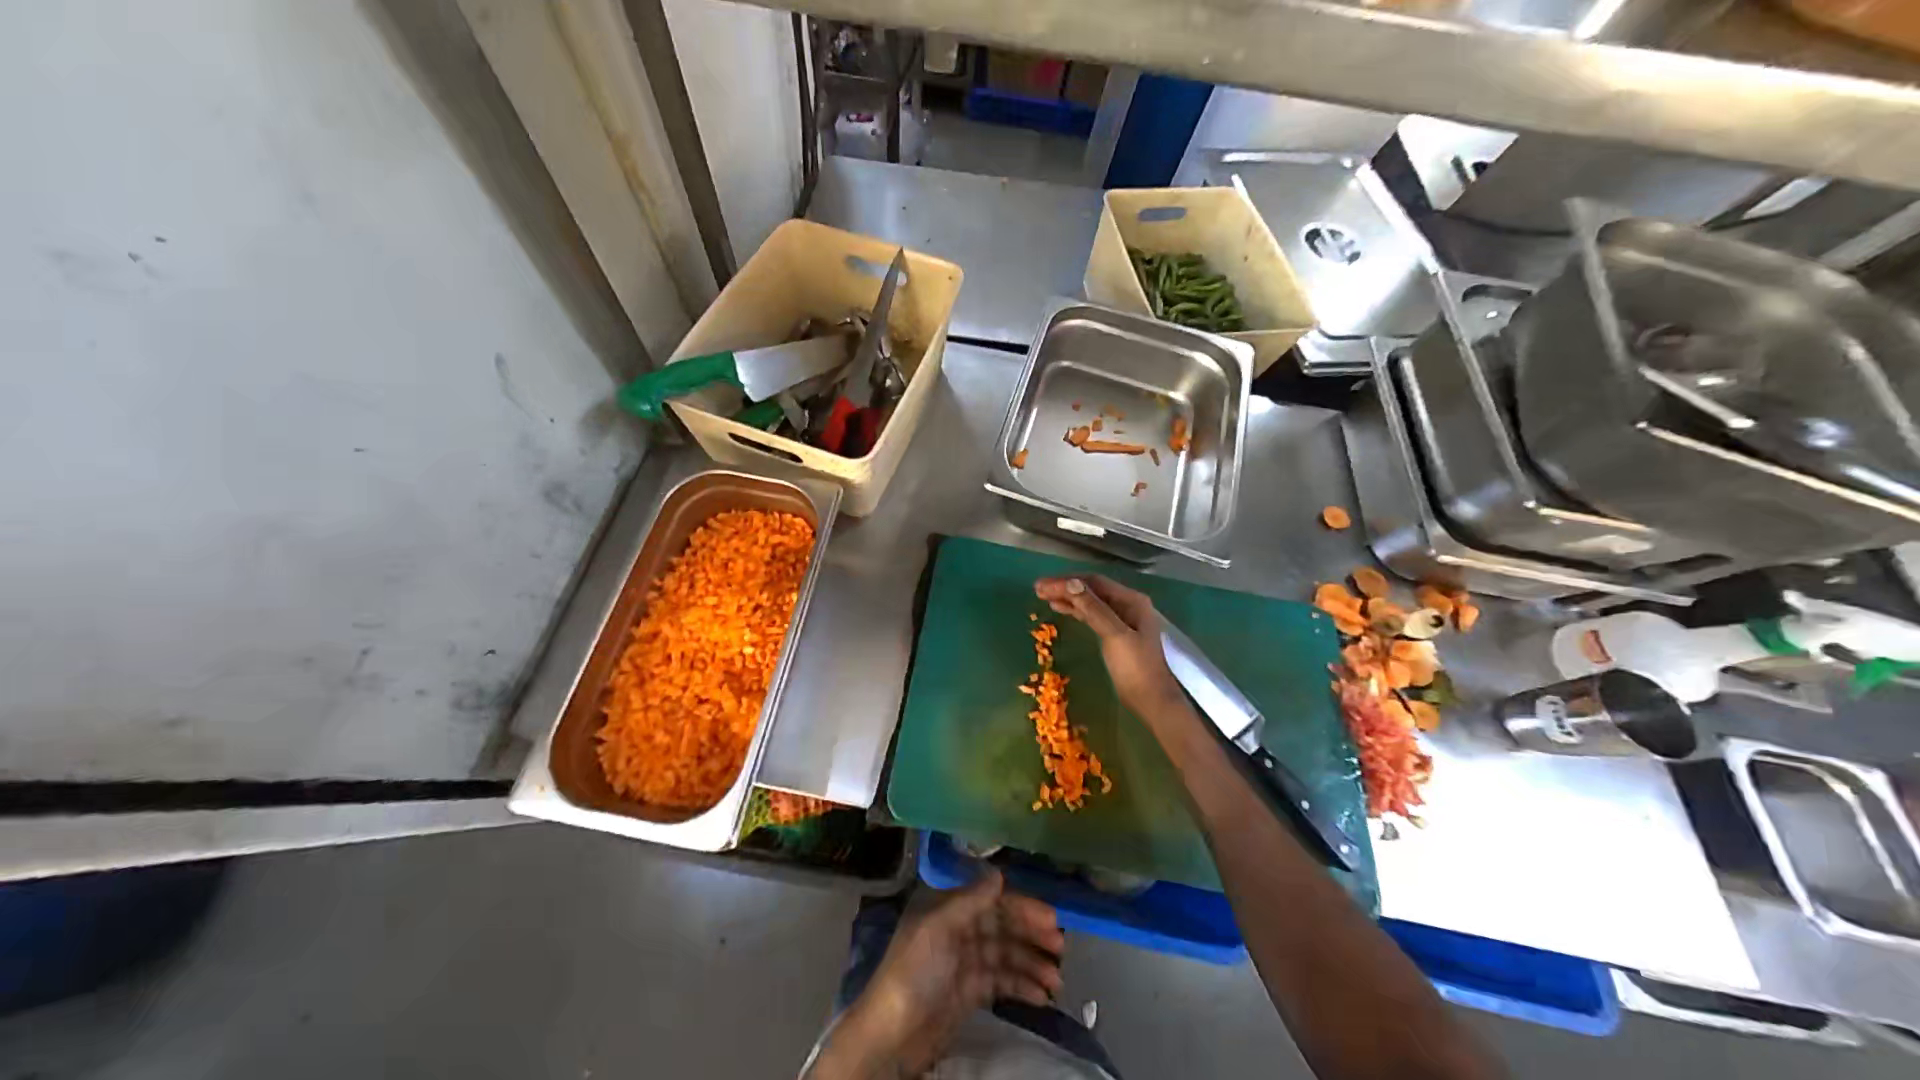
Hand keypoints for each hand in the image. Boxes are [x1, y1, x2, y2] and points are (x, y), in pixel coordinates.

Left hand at [818, 871, 1064, 1077]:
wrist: (891, 1035)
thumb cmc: (913, 972)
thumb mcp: (938, 929)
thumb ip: (970, 900)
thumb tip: (999, 872)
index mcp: (947, 909)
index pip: (991, 900)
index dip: (1021, 906)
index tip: (1050, 917)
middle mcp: (957, 930)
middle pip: (1001, 926)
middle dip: (1031, 935)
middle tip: (1060, 947)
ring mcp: (964, 962)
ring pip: (1006, 955)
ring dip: (1032, 964)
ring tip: (1056, 981)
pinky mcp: (969, 992)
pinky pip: (1001, 982)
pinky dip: (1022, 986)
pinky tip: (1041, 996)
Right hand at [1035, 575, 1186, 722]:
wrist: (1151, 700)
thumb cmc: (1135, 667)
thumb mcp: (1114, 634)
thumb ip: (1093, 608)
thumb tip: (1070, 583)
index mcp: (1131, 600)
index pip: (1093, 582)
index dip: (1066, 581)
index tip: (1042, 585)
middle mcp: (1127, 605)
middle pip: (1091, 589)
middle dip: (1064, 587)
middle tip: (1037, 589)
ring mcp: (1121, 619)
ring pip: (1089, 602)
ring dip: (1067, 598)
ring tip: (1043, 597)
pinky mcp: (1114, 634)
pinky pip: (1091, 615)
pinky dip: (1075, 610)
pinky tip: (1060, 609)